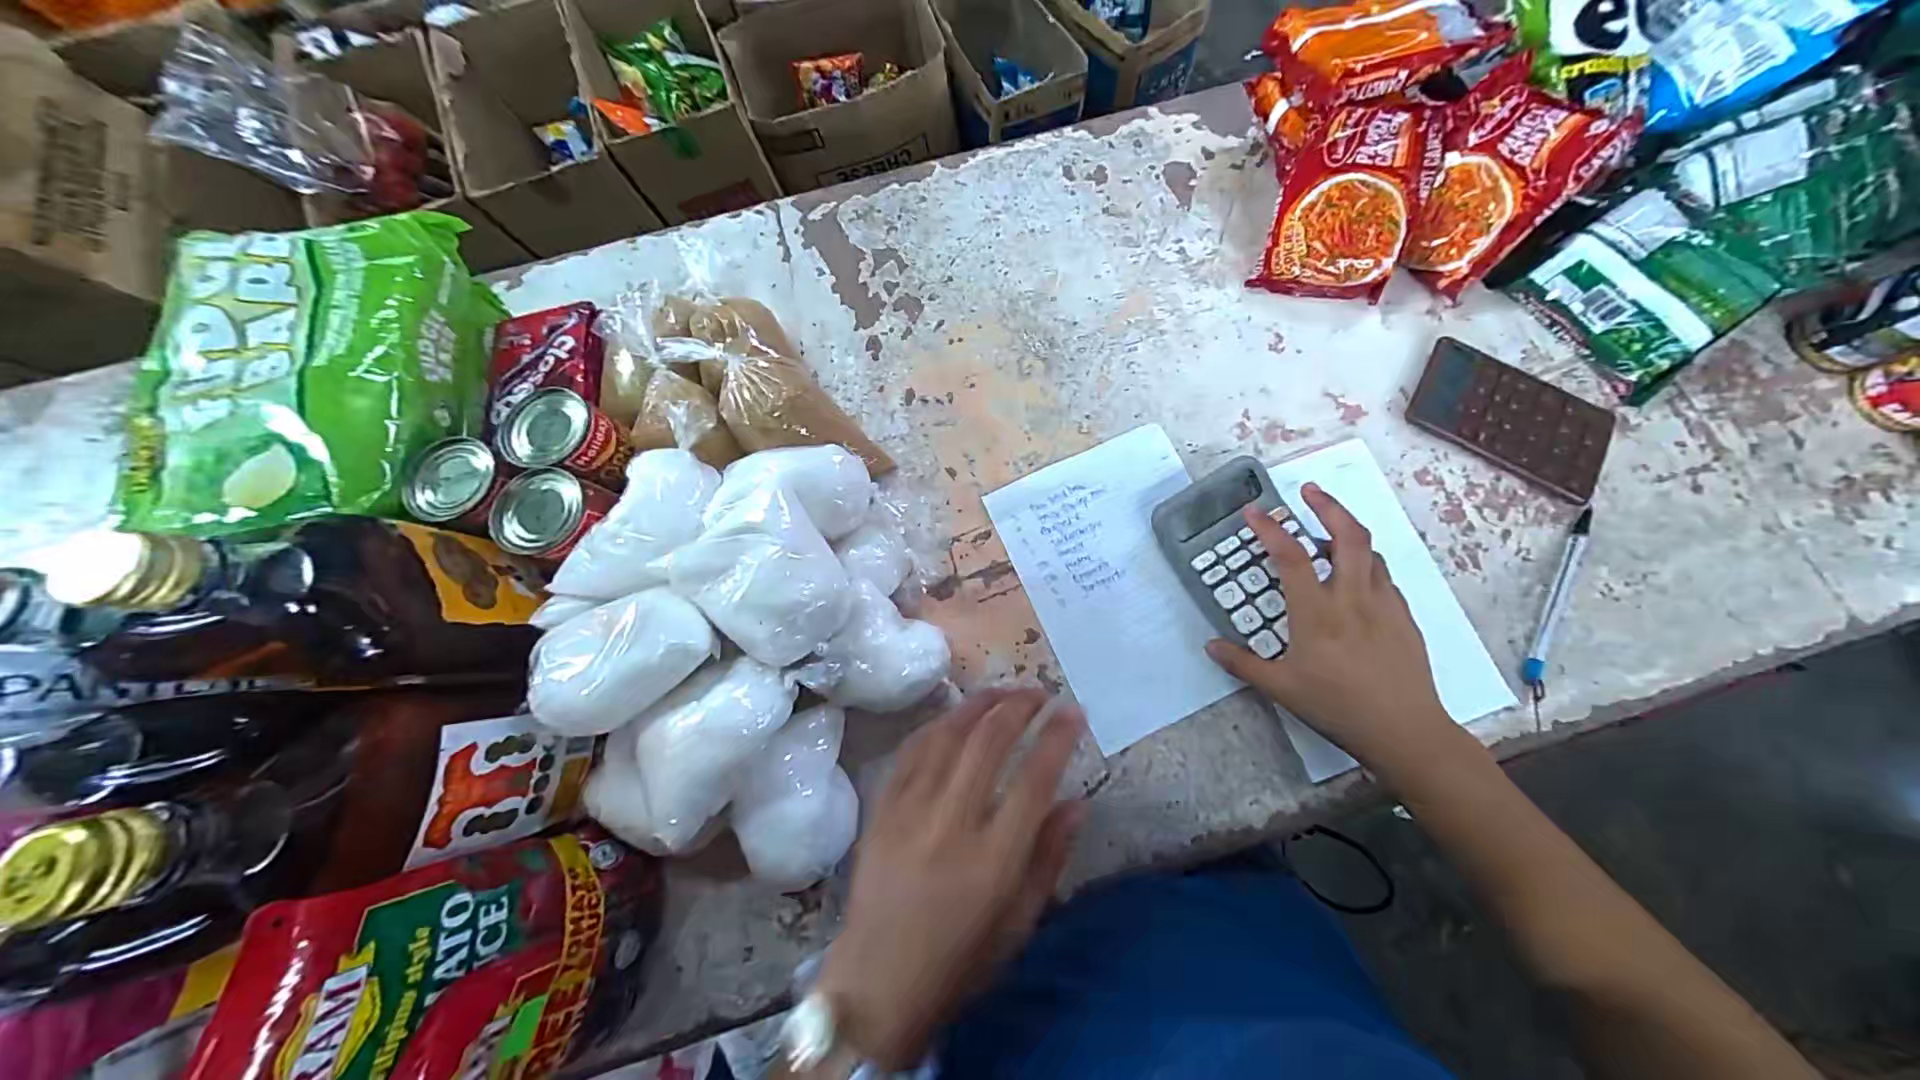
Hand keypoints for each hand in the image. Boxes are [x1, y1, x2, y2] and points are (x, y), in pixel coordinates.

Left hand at [814, 689, 1087, 1069]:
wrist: (877, 983)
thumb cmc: (959, 961)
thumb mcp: (1020, 923)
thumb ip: (1050, 857)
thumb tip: (1077, 801)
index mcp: (994, 859)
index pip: (1035, 778)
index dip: (1058, 737)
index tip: (1074, 712)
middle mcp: (951, 823)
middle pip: (989, 741)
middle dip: (1019, 706)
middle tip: (1040, 694)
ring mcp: (910, 811)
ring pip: (947, 735)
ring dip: (978, 704)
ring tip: (1002, 691)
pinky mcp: (881, 808)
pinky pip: (911, 751)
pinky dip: (937, 724)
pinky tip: (954, 715)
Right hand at [1205, 484, 1463, 778]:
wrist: (1405, 730)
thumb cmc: (1338, 707)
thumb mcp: (1281, 688)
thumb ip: (1243, 663)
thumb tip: (1212, 646)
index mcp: (1317, 613)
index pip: (1292, 557)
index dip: (1270, 529)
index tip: (1254, 511)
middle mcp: (1353, 598)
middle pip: (1348, 535)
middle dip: (1328, 506)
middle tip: (1309, 490)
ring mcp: (1384, 604)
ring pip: (1370, 552)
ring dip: (1348, 531)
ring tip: (1329, 530)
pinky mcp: (1404, 616)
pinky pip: (1383, 576)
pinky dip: (1365, 563)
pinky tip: (1355, 576)